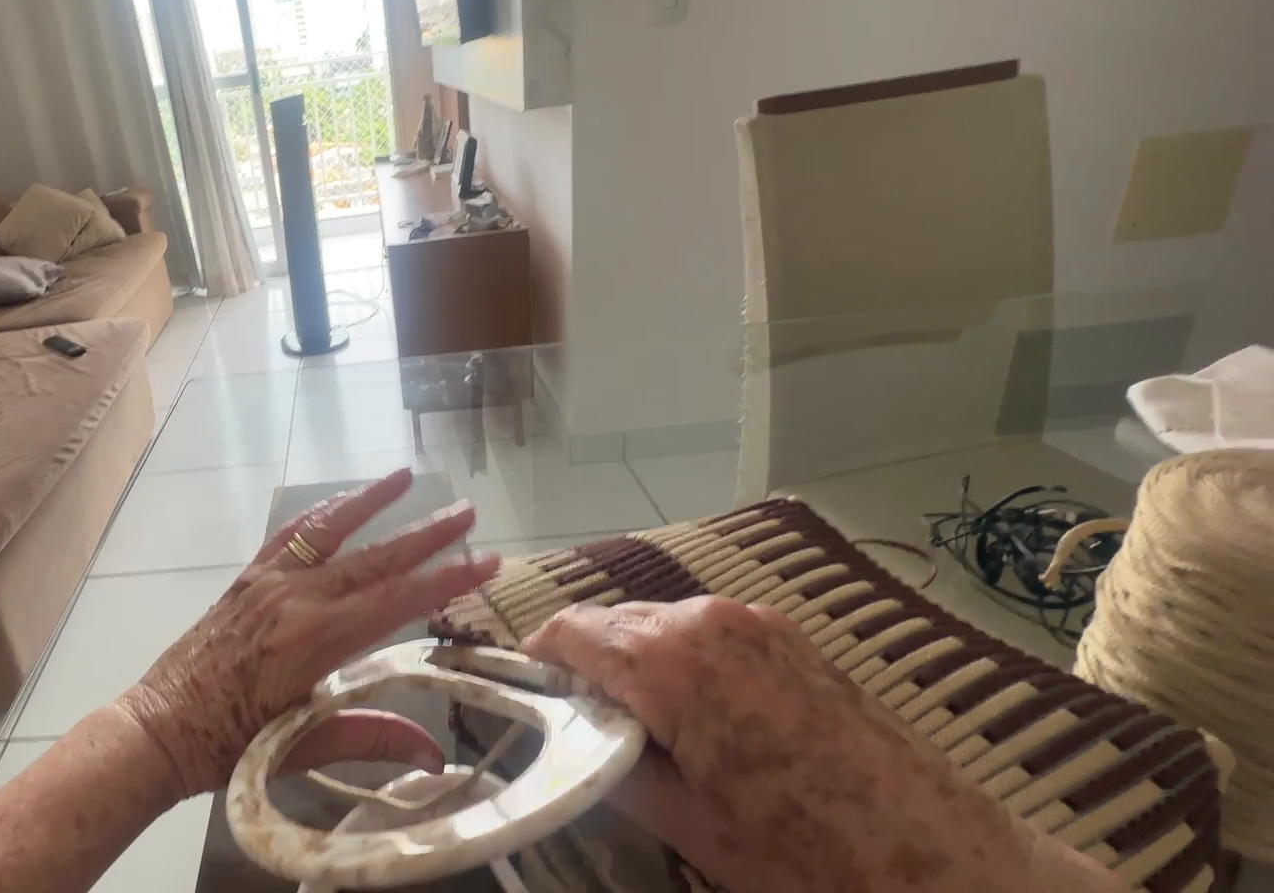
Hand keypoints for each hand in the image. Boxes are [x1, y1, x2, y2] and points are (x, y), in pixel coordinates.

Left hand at [115, 468, 500, 798]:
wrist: (161, 725)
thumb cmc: (229, 744)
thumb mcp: (303, 744)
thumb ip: (370, 737)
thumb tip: (435, 757)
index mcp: (314, 641)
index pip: (396, 602)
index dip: (445, 581)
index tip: (485, 562)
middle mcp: (296, 597)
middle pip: (374, 559)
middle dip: (426, 536)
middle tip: (467, 512)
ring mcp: (270, 579)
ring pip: (331, 531)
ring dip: (372, 502)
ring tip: (406, 476)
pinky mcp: (250, 575)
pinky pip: (292, 533)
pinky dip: (322, 513)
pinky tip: (343, 501)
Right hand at [522, 598, 1122, 892]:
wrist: (950, 865)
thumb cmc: (803, 854)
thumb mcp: (685, 822)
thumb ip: (612, 766)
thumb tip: (575, 739)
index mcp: (670, 659)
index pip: (571, 629)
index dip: (540, 656)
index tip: (531, 690)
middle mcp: (705, 618)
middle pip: (612, 620)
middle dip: (587, 661)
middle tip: (586, 721)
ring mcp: (751, 618)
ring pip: (657, 621)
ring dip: (634, 658)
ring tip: (647, 721)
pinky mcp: (783, 632)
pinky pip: (703, 629)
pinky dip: (679, 656)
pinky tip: (700, 710)